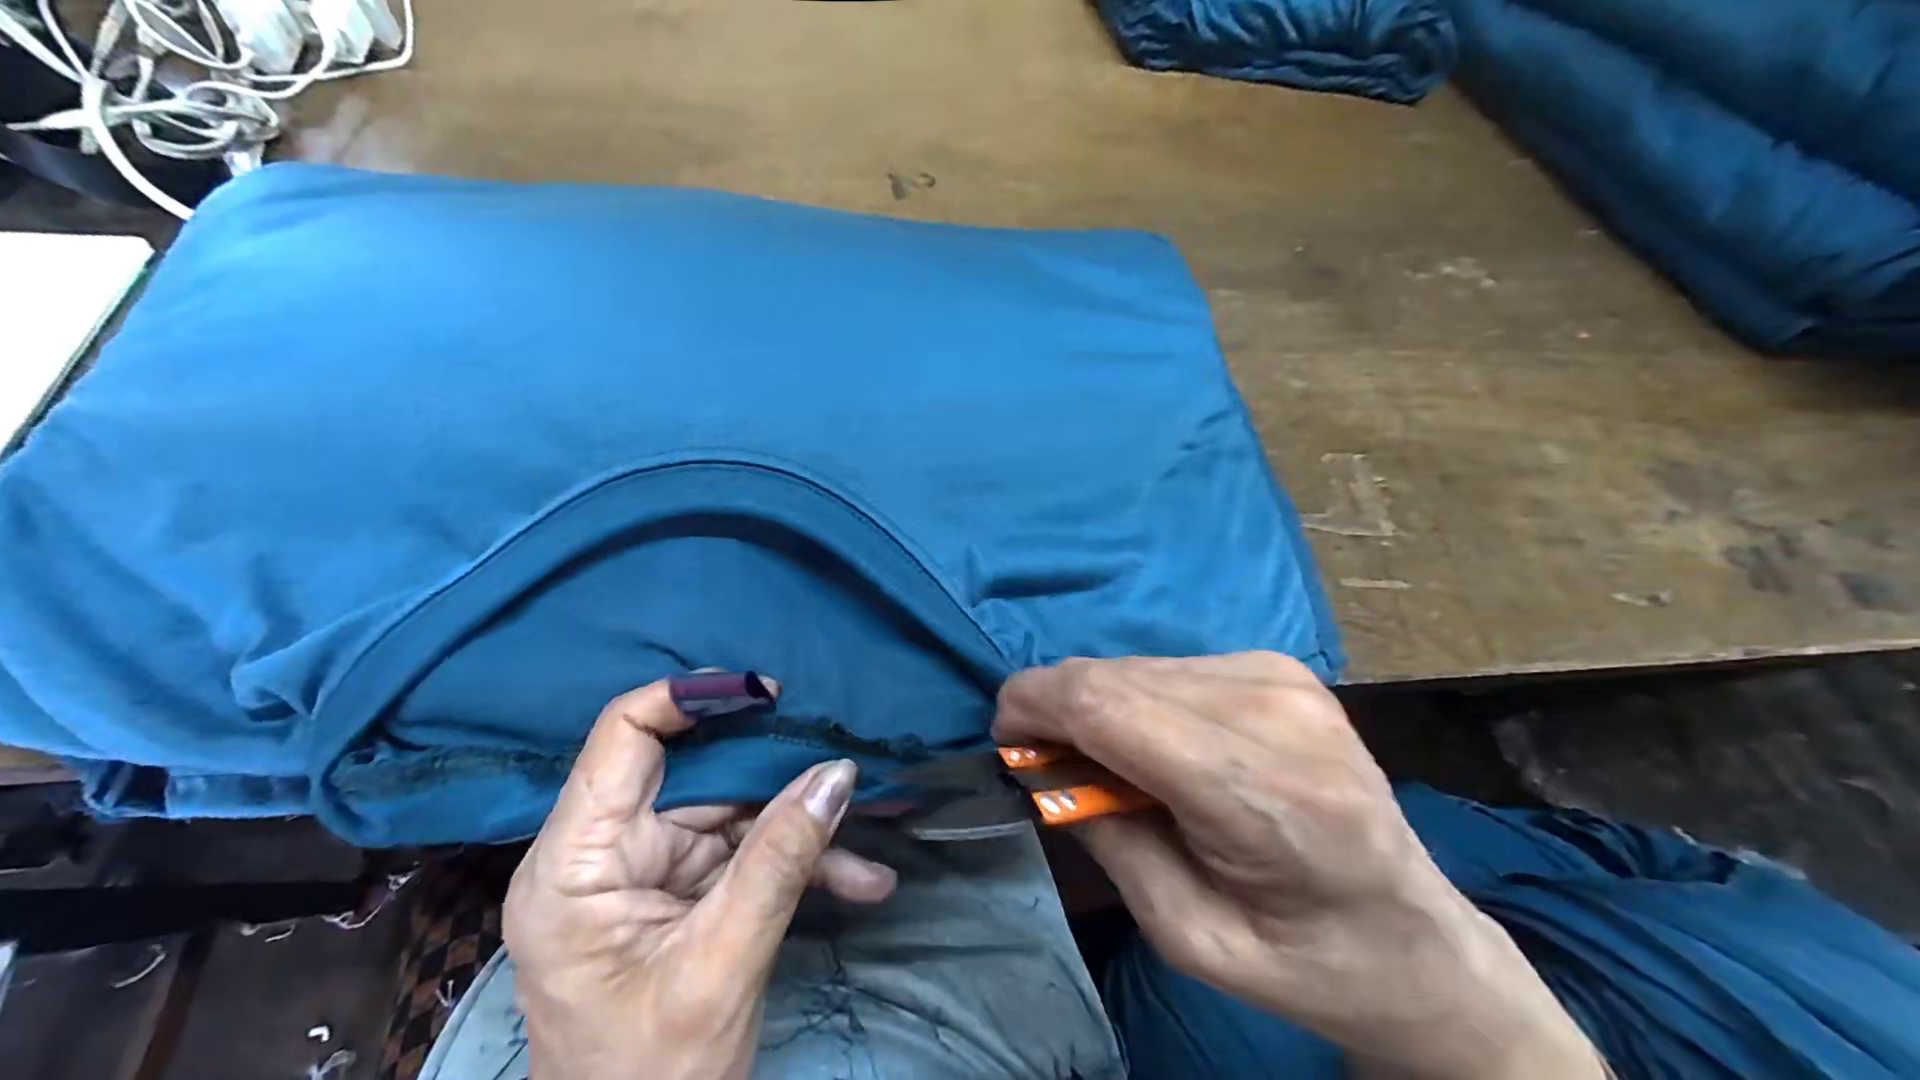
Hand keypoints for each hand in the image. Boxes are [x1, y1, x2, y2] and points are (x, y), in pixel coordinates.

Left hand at [503, 678, 896, 1079]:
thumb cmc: (652, 1078)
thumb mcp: (722, 965)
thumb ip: (780, 861)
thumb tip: (838, 775)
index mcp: (577, 863)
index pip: (622, 738)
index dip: (690, 698)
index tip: (764, 692)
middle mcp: (606, 852)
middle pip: (695, 771)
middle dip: (773, 768)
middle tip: (839, 752)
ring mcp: (650, 870)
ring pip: (734, 812)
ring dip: (803, 826)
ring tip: (871, 833)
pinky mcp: (684, 890)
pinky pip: (747, 853)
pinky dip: (801, 864)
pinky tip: (861, 880)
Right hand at [995, 653, 1605, 1079]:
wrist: (1415, 938)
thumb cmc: (1300, 960)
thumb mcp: (1183, 933)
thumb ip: (1105, 836)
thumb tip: (1041, 761)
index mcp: (1263, 793)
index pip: (1109, 705)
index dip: (1035, 706)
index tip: (1006, 740)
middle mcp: (1275, 710)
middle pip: (1113, 675)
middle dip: (1056, 708)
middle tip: (1048, 764)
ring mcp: (1283, 677)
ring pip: (1135, 664)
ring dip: (1096, 704)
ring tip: (1106, 764)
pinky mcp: (1280, 666)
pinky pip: (1168, 666)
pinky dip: (1135, 699)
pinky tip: (1153, 744)